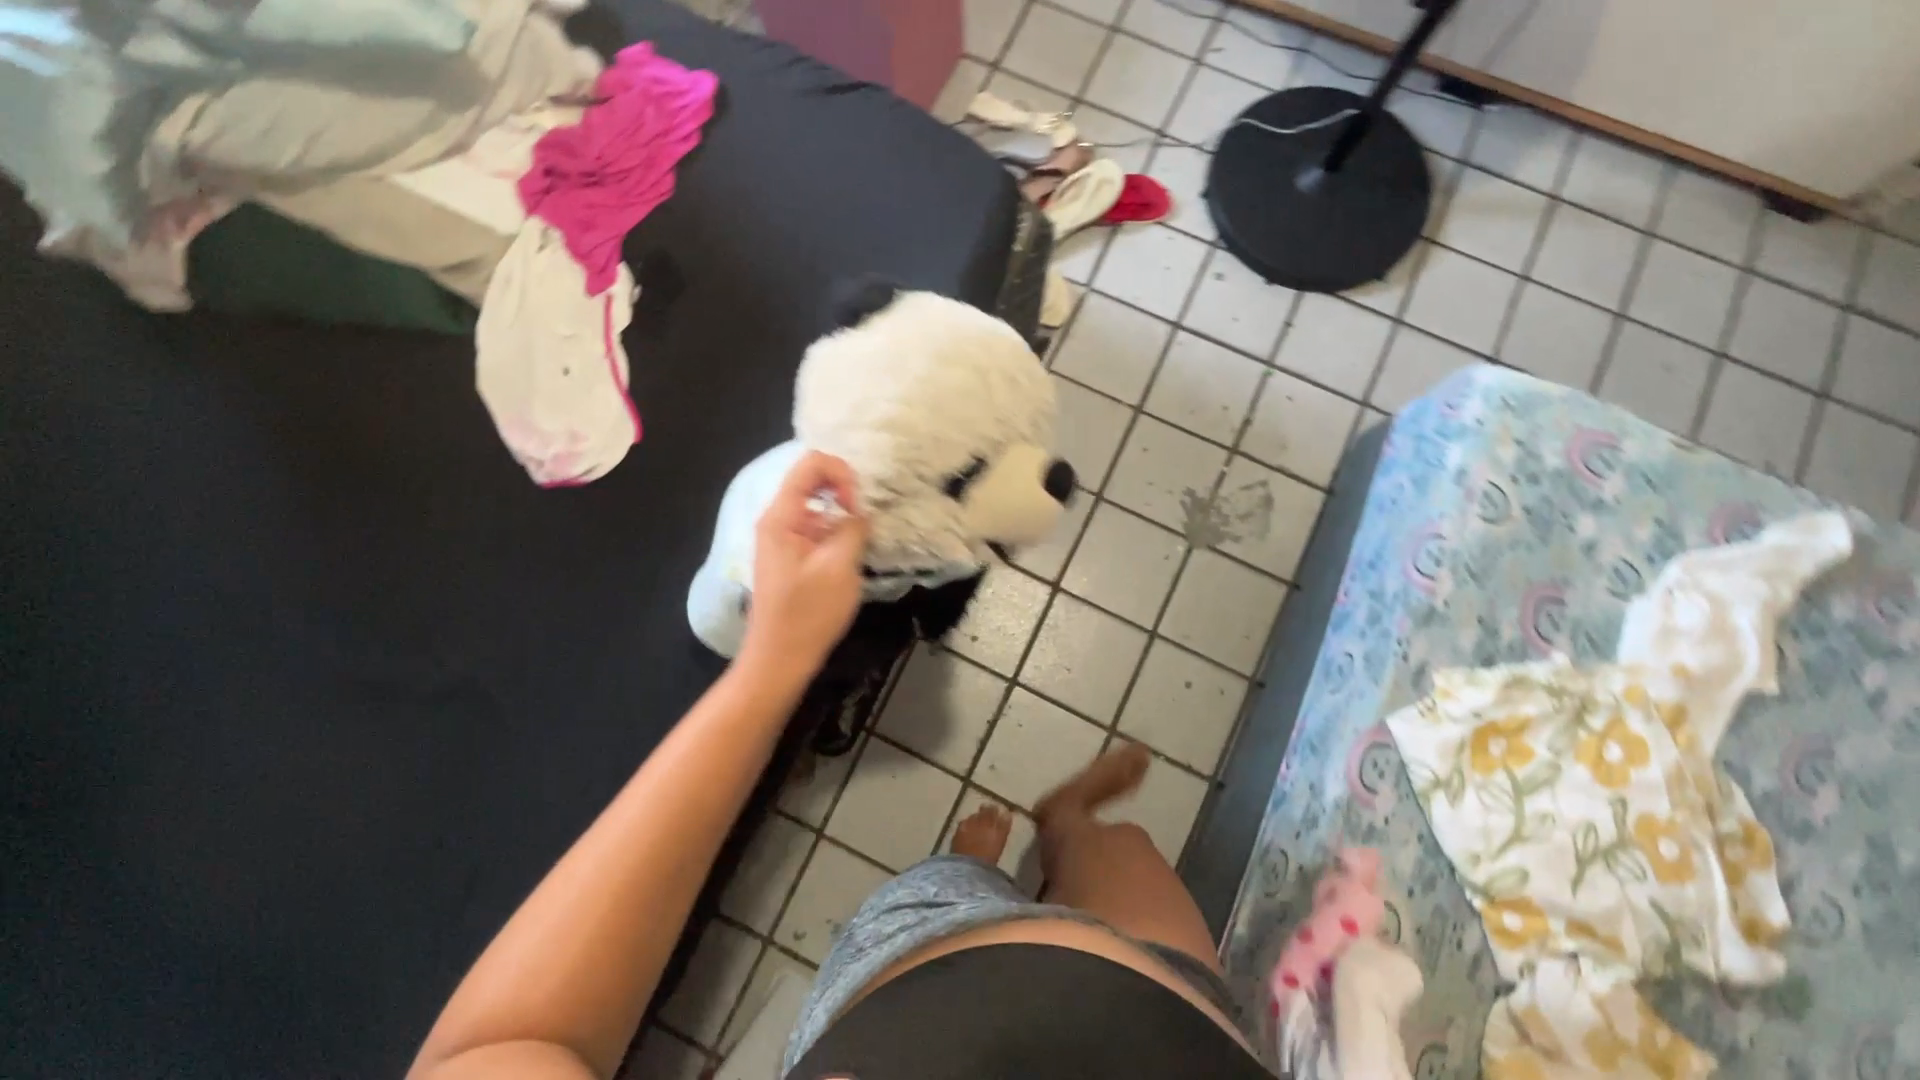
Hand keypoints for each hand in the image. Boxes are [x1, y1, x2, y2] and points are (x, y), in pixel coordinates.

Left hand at [738, 451, 869, 683]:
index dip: (842, 474)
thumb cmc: (808, 614)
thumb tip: (860, 511)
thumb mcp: (840, 567)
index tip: (858, 507)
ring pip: (818, 507)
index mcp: (781, 517)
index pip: (811, 464)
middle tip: (865, 524)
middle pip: (813, 481)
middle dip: (845, 494)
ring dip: (844, 518)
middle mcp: (777, 520)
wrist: (779, 659)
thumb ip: (853, 528)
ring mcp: (783, 539)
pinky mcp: (791, 557)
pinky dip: (837, 535)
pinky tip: (852, 557)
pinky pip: (817, 530)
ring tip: (863, 543)